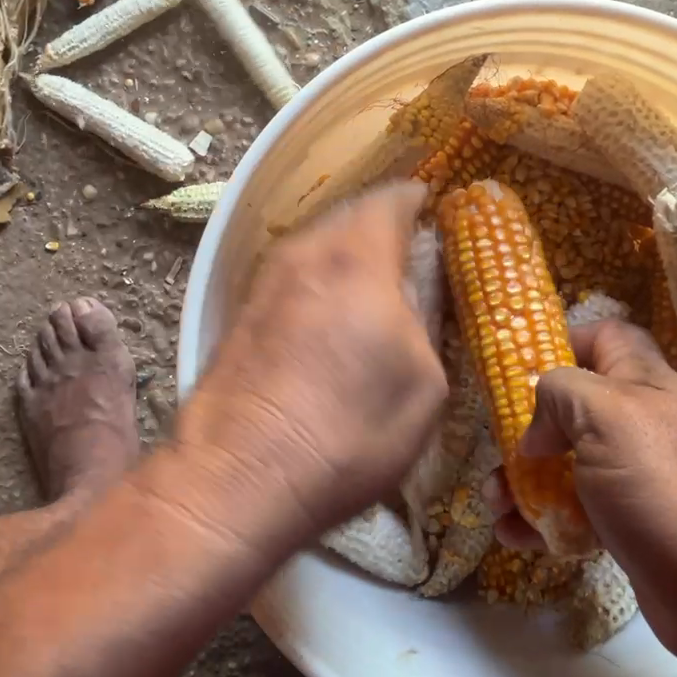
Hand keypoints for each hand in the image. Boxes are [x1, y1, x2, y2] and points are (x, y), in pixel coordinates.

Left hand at [178, 181, 448, 543]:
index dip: (419, 203)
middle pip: (351, 216)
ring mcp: (266, 280)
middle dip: (383, 227)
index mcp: (357, 257)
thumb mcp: (423, 383)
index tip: (438, 215)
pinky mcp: (241, 312)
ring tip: (375, 288)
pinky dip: (319, 283)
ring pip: (317, 246)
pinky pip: (294, 277)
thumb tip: (414, 293)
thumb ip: (425, 321)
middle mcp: (306, 252)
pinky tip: (332, 317)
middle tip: (412, 254)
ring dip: (347, 256)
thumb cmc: (348, 432)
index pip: (393, 199)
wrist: (238, 478)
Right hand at [485, 319, 676, 674]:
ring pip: (565, 465)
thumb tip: (537, 428)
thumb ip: (561, 394)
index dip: (563, 342)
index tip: (520, 369)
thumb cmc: (665, 487)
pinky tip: (514, 537)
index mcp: (641, 382)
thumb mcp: (607, 416)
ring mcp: (633, 477)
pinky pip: (573, 513)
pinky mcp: (626, 525)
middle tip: (498, 452)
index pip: (604, 337)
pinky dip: (541, 522)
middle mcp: (638, 423)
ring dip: (522, 481)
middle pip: (572, 407)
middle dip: (525, 429)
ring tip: (494, 504)